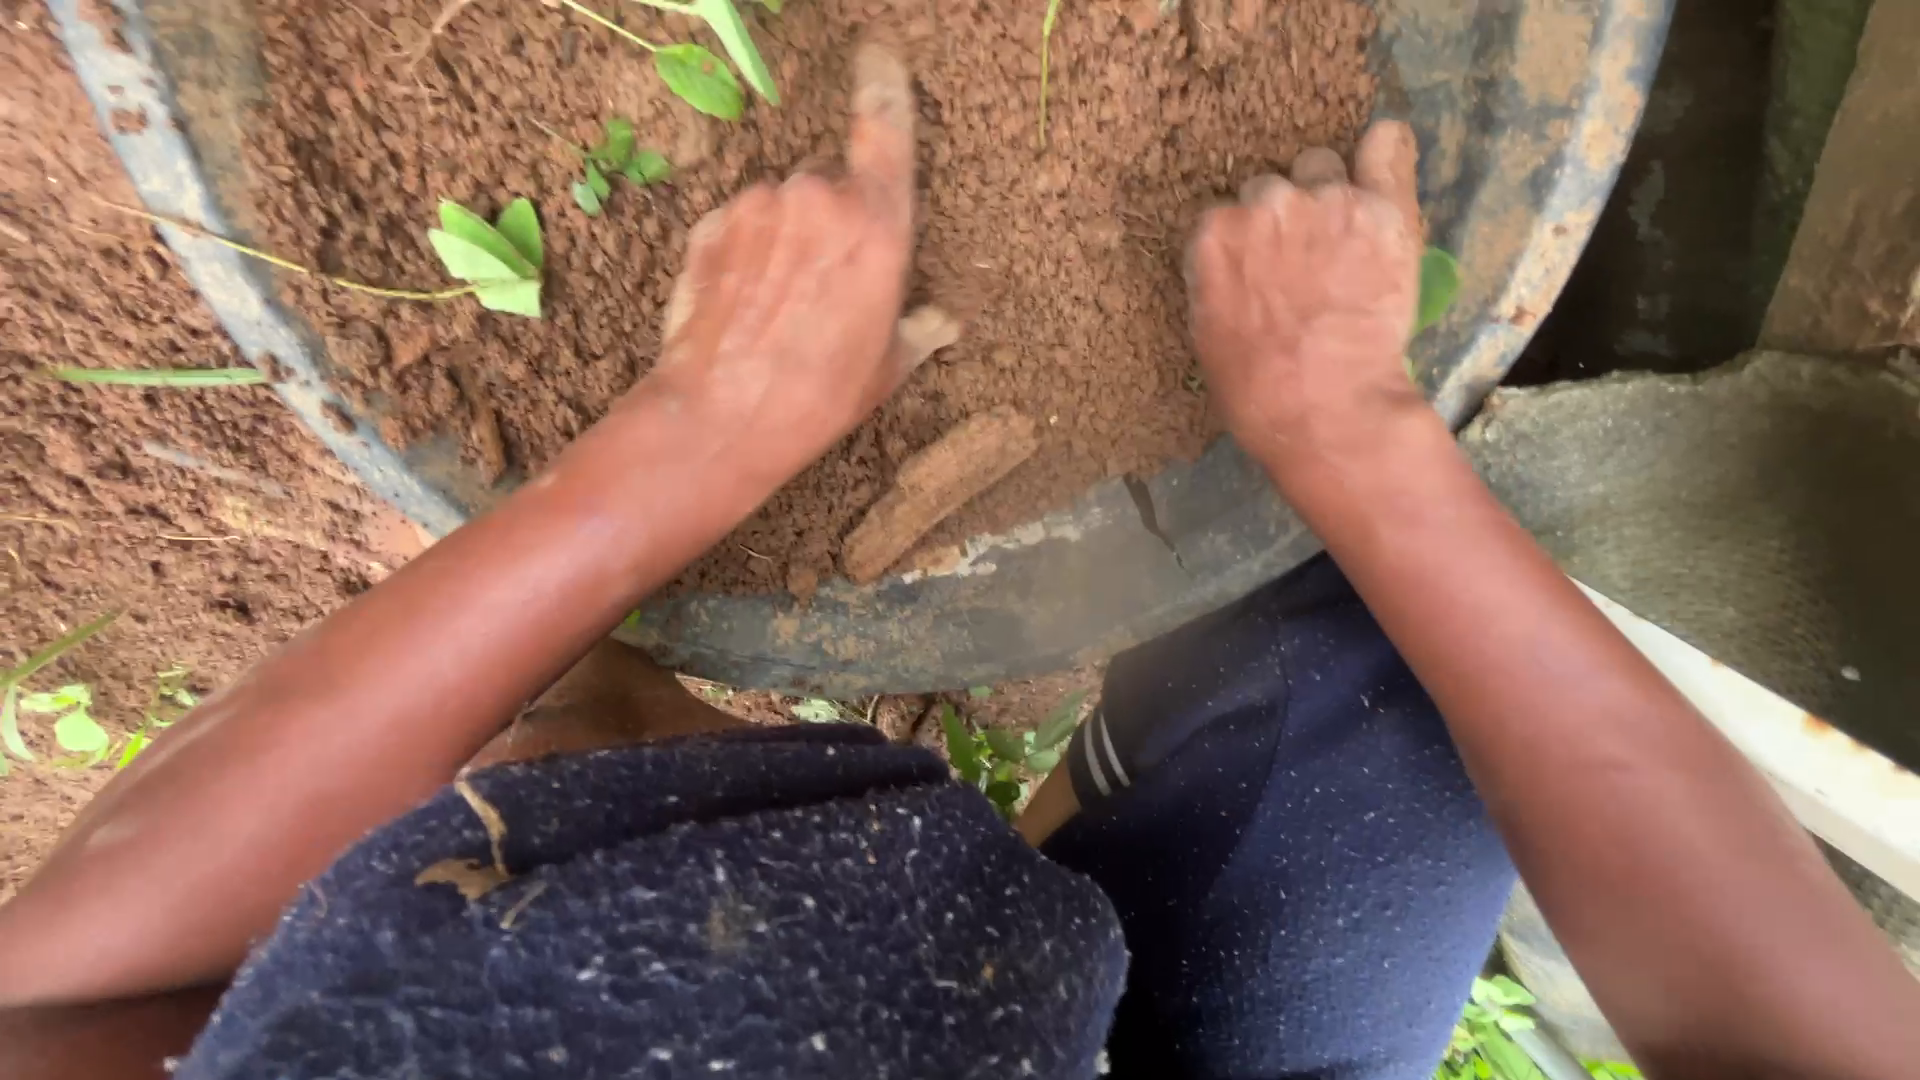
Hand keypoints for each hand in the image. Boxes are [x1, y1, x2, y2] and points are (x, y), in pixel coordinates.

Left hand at [649, 45, 920, 482]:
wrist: (726, 415)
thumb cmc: (823, 395)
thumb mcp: (887, 368)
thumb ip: (918, 332)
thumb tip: (943, 324)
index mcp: (878, 227)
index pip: (886, 129)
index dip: (885, 87)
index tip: (878, 58)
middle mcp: (819, 198)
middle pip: (831, 186)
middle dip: (832, 224)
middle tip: (825, 287)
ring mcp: (759, 206)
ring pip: (783, 206)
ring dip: (787, 240)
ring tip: (782, 306)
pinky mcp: (712, 224)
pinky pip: (743, 223)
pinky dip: (749, 250)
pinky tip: (748, 302)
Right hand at [1185, 121, 1427, 482]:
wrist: (1324, 406)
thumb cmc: (1255, 388)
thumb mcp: (1207, 335)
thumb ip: (1217, 281)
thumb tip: (1233, 266)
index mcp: (1213, 237)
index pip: (1225, 217)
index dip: (1243, 247)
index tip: (1257, 273)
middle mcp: (1265, 204)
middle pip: (1271, 190)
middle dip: (1282, 221)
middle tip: (1301, 265)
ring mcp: (1326, 200)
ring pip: (1323, 168)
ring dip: (1328, 196)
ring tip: (1342, 240)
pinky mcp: (1383, 207)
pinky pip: (1387, 145)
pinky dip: (1385, 155)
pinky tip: (1383, 170)